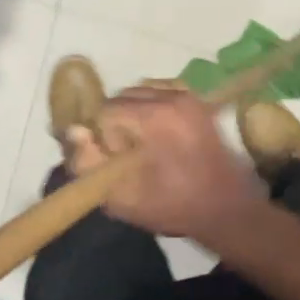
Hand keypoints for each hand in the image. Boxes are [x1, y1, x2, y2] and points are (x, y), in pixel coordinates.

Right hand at [68, 84, 264, 239]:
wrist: (226, 210)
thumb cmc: (173, 207)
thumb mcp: (121, 197)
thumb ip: (89, 163)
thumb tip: (74, 130)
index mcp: (153, 117)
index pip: (105, 111)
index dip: (104, 138)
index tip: (116, 161)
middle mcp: (172, 98)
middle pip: (123, 96)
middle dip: (117, 122)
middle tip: (127, 154)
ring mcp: (190, 97)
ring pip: (143, 90)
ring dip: (134, 111)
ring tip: (144, 143)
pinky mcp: (200, 103)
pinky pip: (166, 89)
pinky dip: (154, 103)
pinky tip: (157, 130)